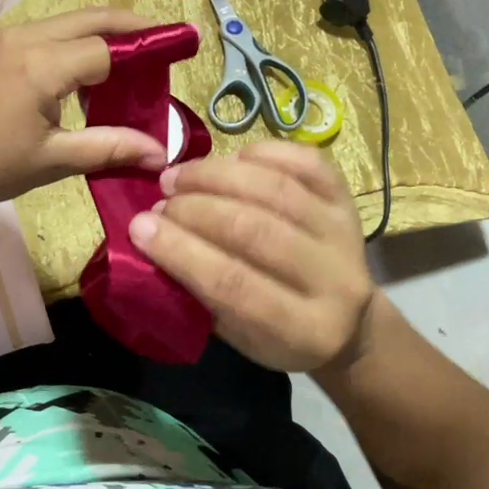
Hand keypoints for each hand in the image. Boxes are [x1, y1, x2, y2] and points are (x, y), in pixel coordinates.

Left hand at [0, 8, 168, 217]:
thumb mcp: (53, 161)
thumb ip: (110, 147)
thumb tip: (163, 152)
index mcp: (39, 65)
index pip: (107, 48)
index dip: (144, 51)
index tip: (176, 53)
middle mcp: (21, 38)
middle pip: (88, 18)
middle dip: (128, 25)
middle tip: (160, 41)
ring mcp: (0, 38)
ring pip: (63, 22)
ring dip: (96, 34)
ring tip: (125, 61)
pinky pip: (39, 33)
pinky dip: (68, 43)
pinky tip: (78, 73)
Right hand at [129, 141, 375, 372]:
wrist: (349, 324)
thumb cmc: (277, 335)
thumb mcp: (235, 334)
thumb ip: (197, 292)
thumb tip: (149, 238)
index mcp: (305, 330)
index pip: (235, 284)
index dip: (181, 251)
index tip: (139, 227)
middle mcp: (334, 281)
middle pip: (256, 230)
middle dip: (194, 210)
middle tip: (159, 201)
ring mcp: (345, 234)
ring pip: (276, 190)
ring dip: (216, 176)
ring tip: (178, 176)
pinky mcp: (348, 201)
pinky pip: (305, 163)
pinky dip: (262, 154)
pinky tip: (228, 159)